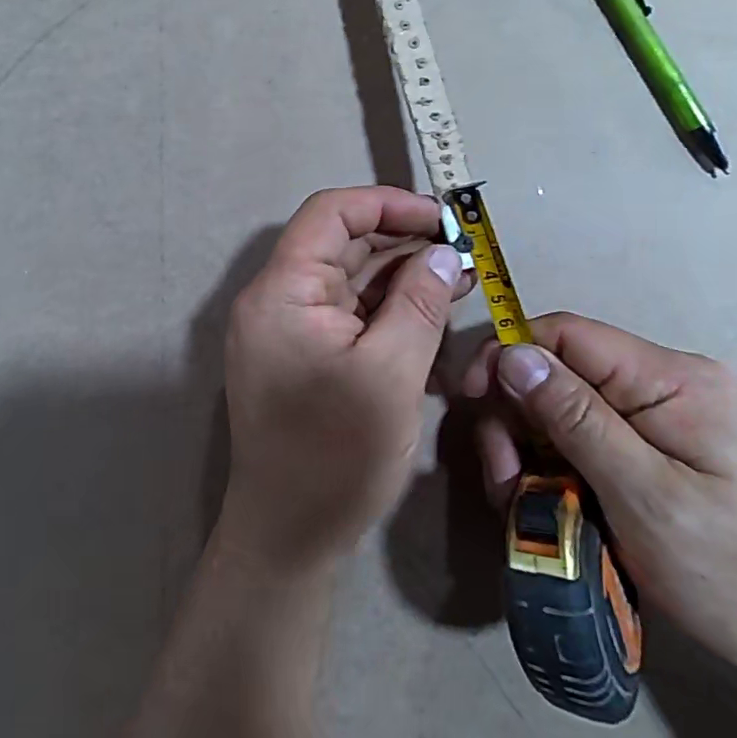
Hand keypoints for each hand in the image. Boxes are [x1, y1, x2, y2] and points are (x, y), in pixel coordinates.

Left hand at [219, 187, 470, 572]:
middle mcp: (276, 300)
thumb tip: (443, 254)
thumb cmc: (335, 455)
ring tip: (455, 279)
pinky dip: (385, 308)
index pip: (330, 214)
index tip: (442, 219)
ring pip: (347, 280)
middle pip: (340, 245)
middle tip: (460, 252)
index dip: (387, 204)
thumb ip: (418, 303)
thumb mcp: (390, 374)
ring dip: (398, 275)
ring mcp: (286, 329)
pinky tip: (427, 311)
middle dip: (400, 241)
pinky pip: (346, 314)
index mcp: (282, 291)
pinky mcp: (301, 355)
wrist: (287, 533)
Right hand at [460, 312, 736, 704]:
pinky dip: (558, 469)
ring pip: (566, 412)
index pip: (566, 334)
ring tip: (524, 506)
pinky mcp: (660, 452)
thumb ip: (577, 419)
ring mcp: (666, 419)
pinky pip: (589, 442)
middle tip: (502, 483)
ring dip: (532, 452)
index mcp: (674, 380)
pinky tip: (554, 506)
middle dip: (516, 420)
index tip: (470, 399)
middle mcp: (668, 385)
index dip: (508, 354)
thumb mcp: (647, 497)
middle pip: (561, 375)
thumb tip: (514, 353)